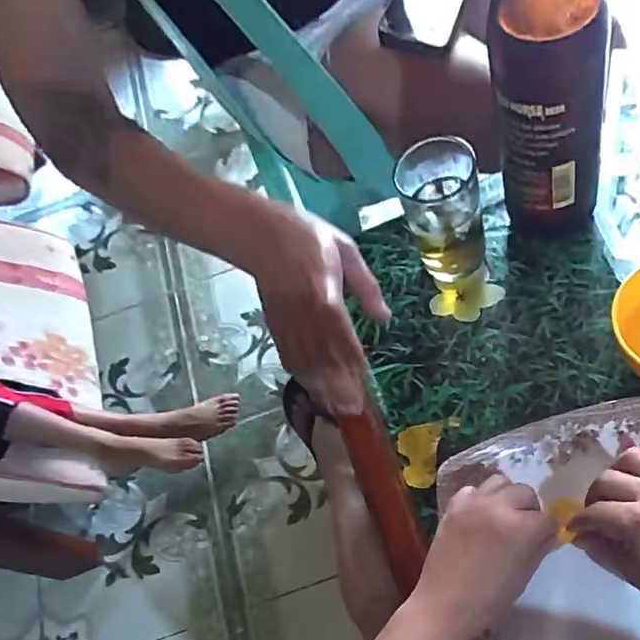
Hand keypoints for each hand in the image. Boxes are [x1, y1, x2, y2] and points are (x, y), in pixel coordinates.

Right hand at [241, 200, 390, 416]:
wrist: (255, 230)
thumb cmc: (306, 236)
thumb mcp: (345, 250)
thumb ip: (366, 286)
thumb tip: (385, 318)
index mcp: (323, 288)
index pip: (339, 331)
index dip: (350, 358)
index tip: (362, 379)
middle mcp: (303, 308)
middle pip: (321, 353)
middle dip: (336, 383)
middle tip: (350, 409)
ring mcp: (285, 318)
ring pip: (303, 358)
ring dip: (319, 385)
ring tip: (335, 408)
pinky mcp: (273, 323)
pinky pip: (288, 353)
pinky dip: (301, 374)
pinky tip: (312, 389)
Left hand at [407, 474, 555, 639]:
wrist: (444, 605)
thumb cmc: (489, 599)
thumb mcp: (524, 576)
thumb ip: (539, 548)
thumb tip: (549, 534)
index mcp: (521, 528)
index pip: (548, 518)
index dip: (549, 530)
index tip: (544, 540)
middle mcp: (498, 507)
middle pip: (526, 493)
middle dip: (531, 509)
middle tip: (525, 529)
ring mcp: (473, 503)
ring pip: (501, 482)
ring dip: (508, 497)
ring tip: (503, 517)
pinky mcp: (453, 506)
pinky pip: (474, 490)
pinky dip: (481, 498)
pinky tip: (480, 517)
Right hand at [570, 448, 639, 637]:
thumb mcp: (631, 572)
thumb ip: (602, 549)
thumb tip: (580, 535)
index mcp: (637, 520)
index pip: (595, 512)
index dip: (579, 521)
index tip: (574, 530)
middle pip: (608, 479)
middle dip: (593, 497)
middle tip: (594, 515)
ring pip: (634, 458)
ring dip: (617, 471)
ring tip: (617, 491)